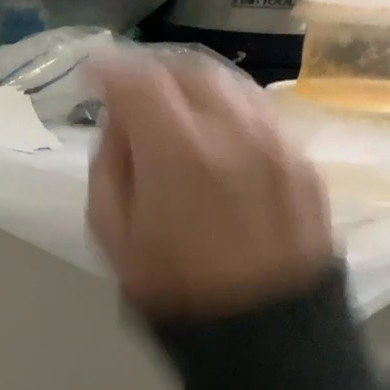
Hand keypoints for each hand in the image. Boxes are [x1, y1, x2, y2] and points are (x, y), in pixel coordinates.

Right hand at [87, 54, 333, 320]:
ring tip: (165, 99)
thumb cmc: (165, 278)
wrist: (258, 321)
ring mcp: (276, 145)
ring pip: (232, 85)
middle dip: (152, 68)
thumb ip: (111, 163)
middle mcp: (234, 134)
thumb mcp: (109, 223)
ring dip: (192, 83)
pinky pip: (258, 114)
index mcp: (178, 150)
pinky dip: (224, 107)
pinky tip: (205, 129)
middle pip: (192, 70)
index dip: (108, 69)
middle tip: (125, 81)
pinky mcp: (301, 162)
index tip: (88, 71)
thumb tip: (119, 125)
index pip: (140, 82)